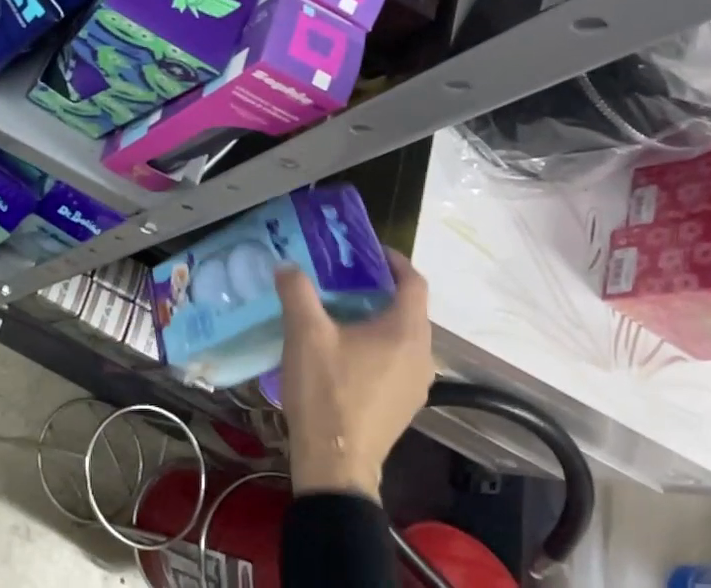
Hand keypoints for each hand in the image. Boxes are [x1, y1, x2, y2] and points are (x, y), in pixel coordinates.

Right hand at [276, 248, 433, 501]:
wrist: (335, 460)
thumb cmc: (327, 390)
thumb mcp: (304, 332)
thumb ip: (297, 291)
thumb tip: (288, 266)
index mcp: (406, 332)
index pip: (414, 283)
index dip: (393, 260)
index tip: (365, 249)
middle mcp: (422, 356)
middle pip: (407, 310)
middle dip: (376, 289)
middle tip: (339, 278)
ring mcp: (416, 385)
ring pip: (400, 337)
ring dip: (374, 319)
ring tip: (336, 313)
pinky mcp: (403, 405)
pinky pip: (394, 361)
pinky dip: (374, 346)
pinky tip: (341, 353)